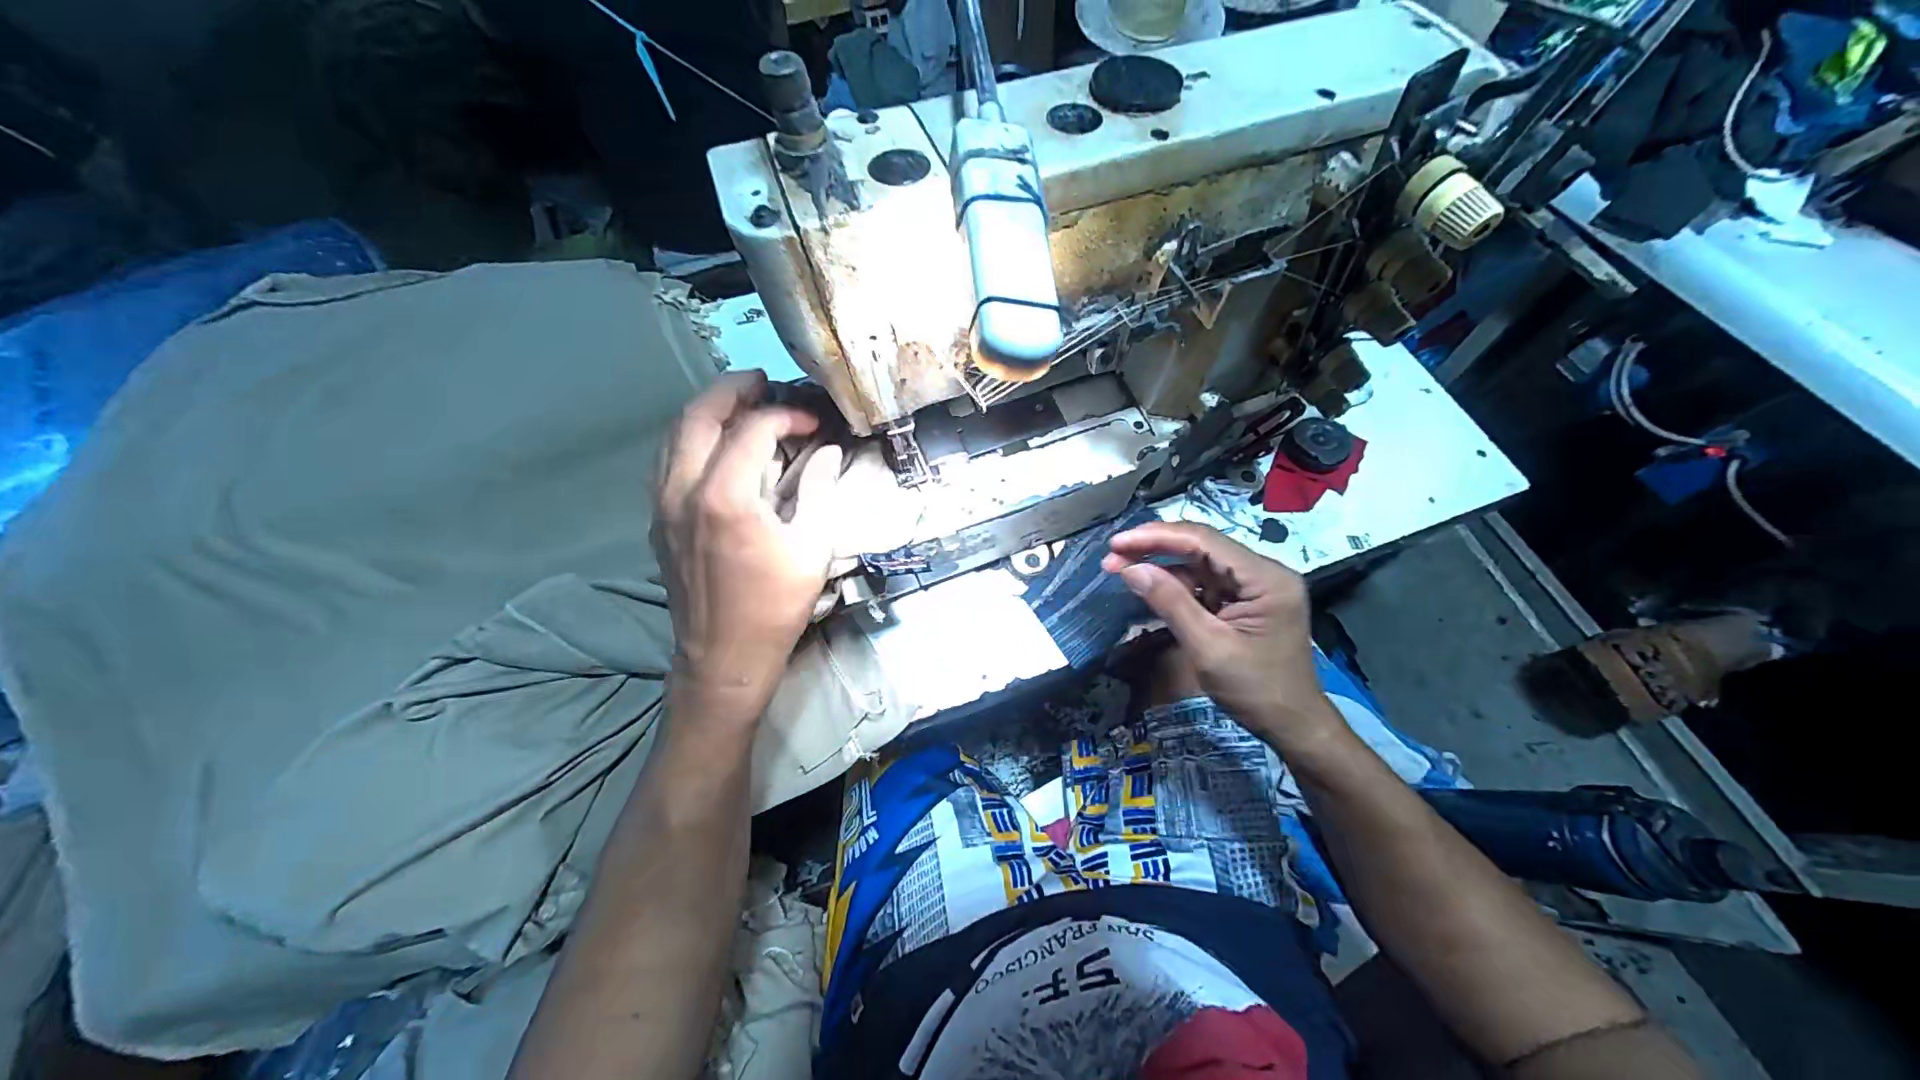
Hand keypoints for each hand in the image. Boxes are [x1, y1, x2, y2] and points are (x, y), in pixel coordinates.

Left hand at [653, 373, 845, 710]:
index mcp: (726, 497)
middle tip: (763, 383)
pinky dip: (690, 439)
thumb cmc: (775, 607)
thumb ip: (819, 491)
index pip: (752, 430)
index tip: (812, 423)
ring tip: (739, 404)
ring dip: (706, 411)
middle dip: (732, 390)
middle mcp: (684, 491)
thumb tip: (826, 452)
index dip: (786, 415)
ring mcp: (663, 505)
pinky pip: (666, 461)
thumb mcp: (812, 549)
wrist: (724, 657)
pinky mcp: (657, 521)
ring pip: (674, 435)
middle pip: (699, 416)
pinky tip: (715, 445)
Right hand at [1102, 522, 1337, 745]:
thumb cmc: (1255, 690)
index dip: (1156, 537)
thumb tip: (1131, 569)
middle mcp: (1263, 572)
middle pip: (1201, 547)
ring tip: (1119, 568)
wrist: (1291, 726)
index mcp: (1265, 577)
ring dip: (1160, 565)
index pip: (1204, 541)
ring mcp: (1253, 586)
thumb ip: (1170, 603)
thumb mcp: (1208, 647)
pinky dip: (1174, 584)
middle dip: (1154, 548)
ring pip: (1199, 563)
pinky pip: (1203, 583)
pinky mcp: (1243, 601)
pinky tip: (1148, 584)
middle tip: (1111, 556)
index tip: (1116, 543)